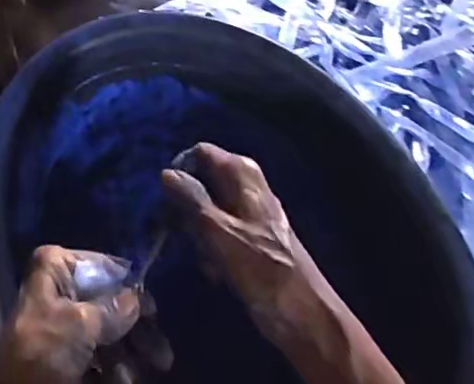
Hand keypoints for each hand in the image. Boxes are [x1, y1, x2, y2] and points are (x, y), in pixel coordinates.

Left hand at [0, 246, 141, 383]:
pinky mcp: (70, 351)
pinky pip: (102, 356)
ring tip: (130, 377)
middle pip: (111, 302)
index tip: (155, 311)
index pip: (102, 266)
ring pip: (111, 333)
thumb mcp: (80, 324)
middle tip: (162, 358)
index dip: (130, 287)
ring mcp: (67, 320)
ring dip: (128, 357)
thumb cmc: (44, 347)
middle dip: (137, 331)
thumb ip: (112, 310)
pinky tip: (120, 382)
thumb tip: (137, 297)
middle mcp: (62, 286)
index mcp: (56, 266)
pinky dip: (114, 371)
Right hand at [162, 144, 403, 383]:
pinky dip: (211, 245)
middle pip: (201, 181)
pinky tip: (214, 269)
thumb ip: (189, 197)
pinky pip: (219, 231)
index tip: (169, 196)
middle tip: (181, 230)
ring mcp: (251, 213)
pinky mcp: (252, 239)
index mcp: (243, 175)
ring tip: (203, 256)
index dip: (181, 170)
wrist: (308, 320)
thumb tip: (166, 172)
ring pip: (206, 208)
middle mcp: (248, 187)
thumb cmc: (263, 269)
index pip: (200, 153)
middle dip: (186, 206)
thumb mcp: (218, 229)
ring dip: (196, 231)